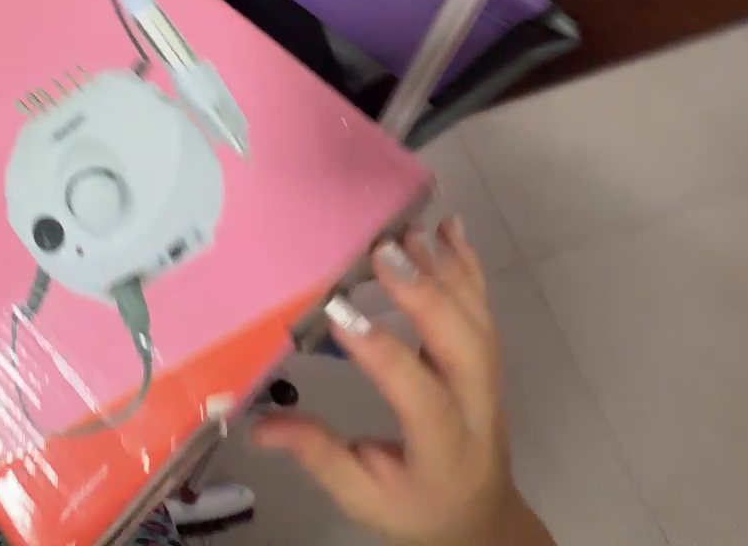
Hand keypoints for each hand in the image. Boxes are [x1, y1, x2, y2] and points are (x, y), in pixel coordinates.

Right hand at [253, 218, 552, 545]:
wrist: (482, 516)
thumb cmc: (416, 505)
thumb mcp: (364, 497)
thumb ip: (319, 456)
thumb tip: (259, 425)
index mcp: (443, 446)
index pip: (419, 394)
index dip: (381, 353)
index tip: (337, 313)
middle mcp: (475, 406)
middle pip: (463, 346)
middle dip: (425, 295)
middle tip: (383, 250)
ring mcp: (487, 379)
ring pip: (476, 319)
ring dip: (444, 271)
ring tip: (406, 231)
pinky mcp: (485, 359)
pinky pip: (482, 308)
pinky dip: (469, 266)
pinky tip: (450, 231)